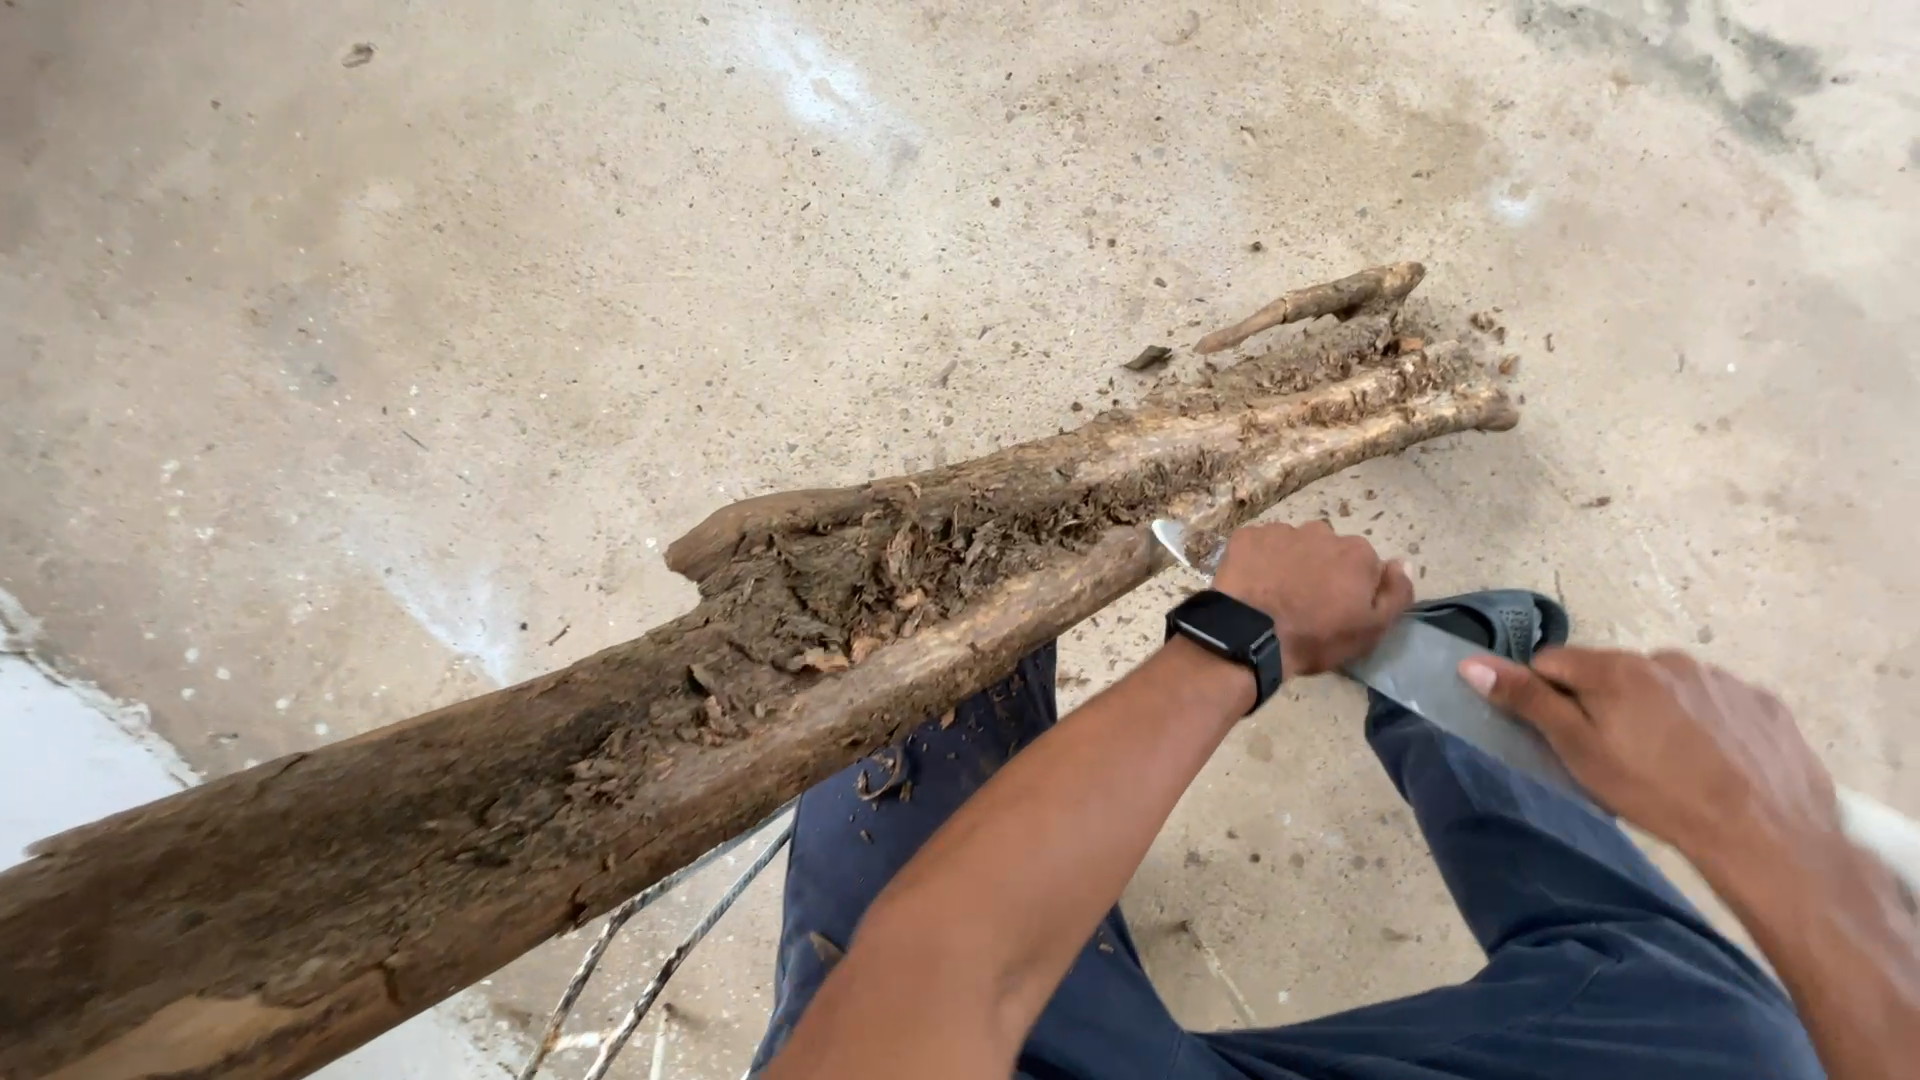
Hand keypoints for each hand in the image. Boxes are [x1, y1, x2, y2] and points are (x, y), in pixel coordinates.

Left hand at [1212, 522, 1412, 676]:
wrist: (1250, 636)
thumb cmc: (1315, 637)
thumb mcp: (1371, 629)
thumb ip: (1396, 593)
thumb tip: (1402, 563)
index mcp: (1357, 552)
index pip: (1362, 564)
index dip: (1350, 586)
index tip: (1335, 607)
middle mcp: (1321, 531)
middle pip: (1326, 549)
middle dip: (1318, 568)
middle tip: (1303, 599)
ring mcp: (1280, 531)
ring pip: (1291, 544)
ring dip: (1287, 561)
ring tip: (1274, 592)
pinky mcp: (1246, 536)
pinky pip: (1258, 544)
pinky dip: (1256, 559)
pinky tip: (1251, 581)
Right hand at [1459, 648, 1839, 864]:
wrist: (1769, 838)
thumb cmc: (1654, 793)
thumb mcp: (1576, 750)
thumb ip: (1526, 699)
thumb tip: (1471, 663)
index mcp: (1615, 669)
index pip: (1550, 662)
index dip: (1546, 696)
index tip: (1563, 733)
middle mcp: (1667, 659)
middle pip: (1607, 672)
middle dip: (1601, 701)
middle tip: (1614, 751)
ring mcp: (1722, 680)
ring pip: (1660, 685)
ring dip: (1652, 708)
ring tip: (1667, 758)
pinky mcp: (1764, 704)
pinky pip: (1713, 700)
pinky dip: (1703, 720)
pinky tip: (1712, 757)